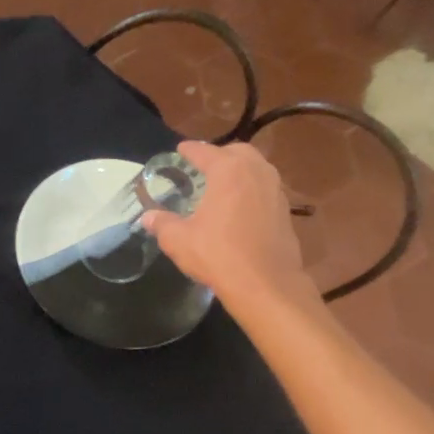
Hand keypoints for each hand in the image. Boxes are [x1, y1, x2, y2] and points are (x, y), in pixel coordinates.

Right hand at [141, 141, 318, 311]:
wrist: (265, 283)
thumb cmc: (218, 255)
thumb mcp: (179, 241)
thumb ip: (162, 224)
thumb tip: (148, 217)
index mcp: (228, 172)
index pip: (205, 152)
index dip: (190, 150)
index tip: (180, 149)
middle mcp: (256, 172)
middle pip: (237, 152)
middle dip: (220, 155)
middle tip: (203, 167)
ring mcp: (275, 190)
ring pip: (256, 167)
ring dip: (239, 170)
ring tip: (221, 185)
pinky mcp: (285, 209)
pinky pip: (265, 187)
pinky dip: (251, 188)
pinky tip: (239, 206)